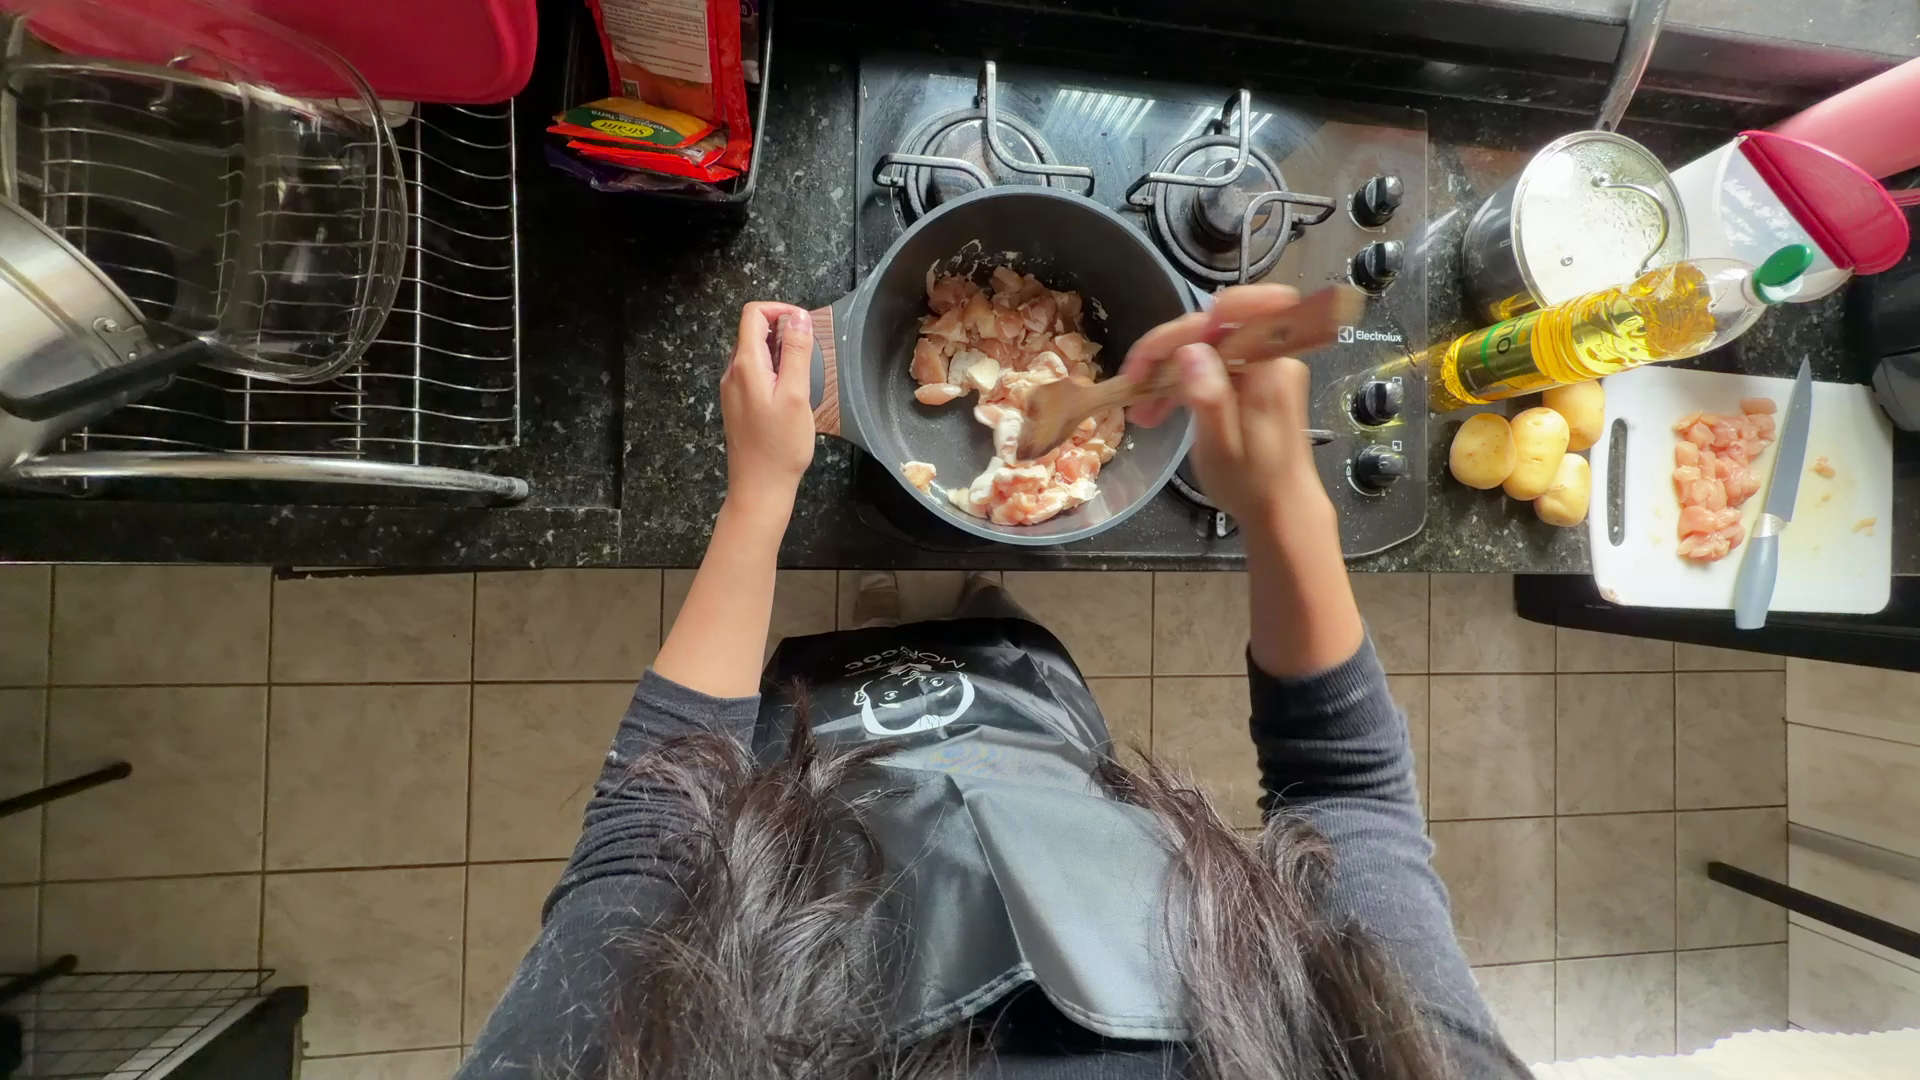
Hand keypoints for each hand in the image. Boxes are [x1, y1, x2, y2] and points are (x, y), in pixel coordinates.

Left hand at [722, 302, 816, 512]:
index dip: (780, 310)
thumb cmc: (780, 447)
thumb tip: (798, 317)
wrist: (760, 487)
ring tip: (803, 377)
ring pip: (754, 354)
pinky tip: (790, 395)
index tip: (805, 325)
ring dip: (780, 353)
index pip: (753, 314)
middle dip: (783, 332)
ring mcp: (733, 390)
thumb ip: (797, 353)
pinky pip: (754, 375)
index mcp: (745, 365)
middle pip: (752, 332)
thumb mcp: (796, 395)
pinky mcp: (738, 405)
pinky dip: (774, 372)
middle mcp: (733, 373)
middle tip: (810, 355)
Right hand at [1119, 286, 1331, 536]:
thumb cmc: (1253, 484)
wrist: (1280, 509)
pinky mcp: (1244, 381)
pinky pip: (1205, 366)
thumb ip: (1210, 397)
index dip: (1212, 311)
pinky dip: (1176, 384)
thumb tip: (1190, 350)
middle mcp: (1267, 357)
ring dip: (1163, 371)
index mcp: (1270, 368)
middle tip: (1133, 383)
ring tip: (1140, 412)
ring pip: (1202, 346)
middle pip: (1213, 326)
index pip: (1254, 308)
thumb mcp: (1222, 448)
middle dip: (1167, 349)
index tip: (1173, 340)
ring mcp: (1255, 367)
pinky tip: (1154, 411)